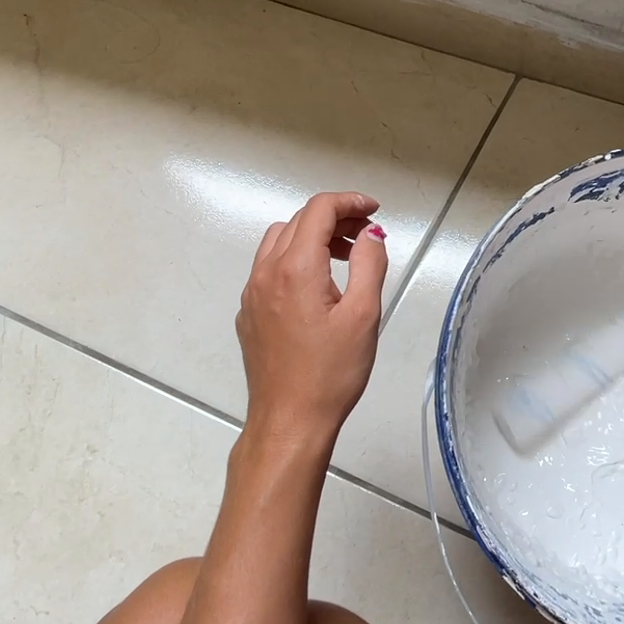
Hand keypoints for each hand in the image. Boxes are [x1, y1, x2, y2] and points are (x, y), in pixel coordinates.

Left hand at [236, 192, 388, 442]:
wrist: (289, 422)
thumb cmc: (332, 371)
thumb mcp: (364, 314)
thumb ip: (369, 263)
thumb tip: (371, 233)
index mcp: (295, 268)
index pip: (318, 210)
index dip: (349, 201)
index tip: (375, 211)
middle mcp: (266, 272)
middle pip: (298, 220)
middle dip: (335, 217)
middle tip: (368, 235)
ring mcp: (252, 294)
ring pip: (279, 240)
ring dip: (313, 235)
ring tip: (345, 257)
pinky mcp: (249, 314)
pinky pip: (270, 267)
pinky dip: (296, 258)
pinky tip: (319, 287)